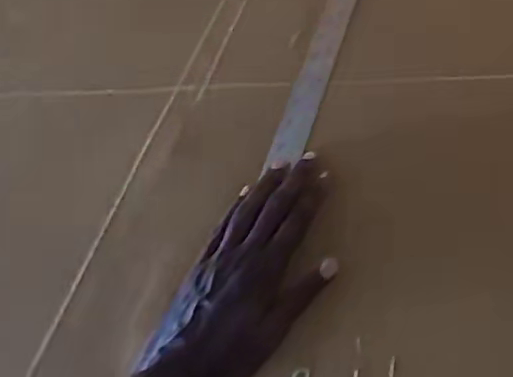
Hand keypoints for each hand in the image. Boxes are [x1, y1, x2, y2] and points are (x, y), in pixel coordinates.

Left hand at [133, 155, 337, 376]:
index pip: (295, 223)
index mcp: (266, 268)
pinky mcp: (202, 262)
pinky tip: (243, 192)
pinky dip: (236, 205)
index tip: (326, 175)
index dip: (312, 197)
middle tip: (308, 157)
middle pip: (274, 208)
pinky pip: (222, 225)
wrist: (179, 370)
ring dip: (265, 184)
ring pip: (247, 209)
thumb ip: (302, 295)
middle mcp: (246, 253)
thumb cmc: (232, 352)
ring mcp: (221, 254)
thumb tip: (333, 263)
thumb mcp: (273, 331)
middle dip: (294, 181)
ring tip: (279, 163)